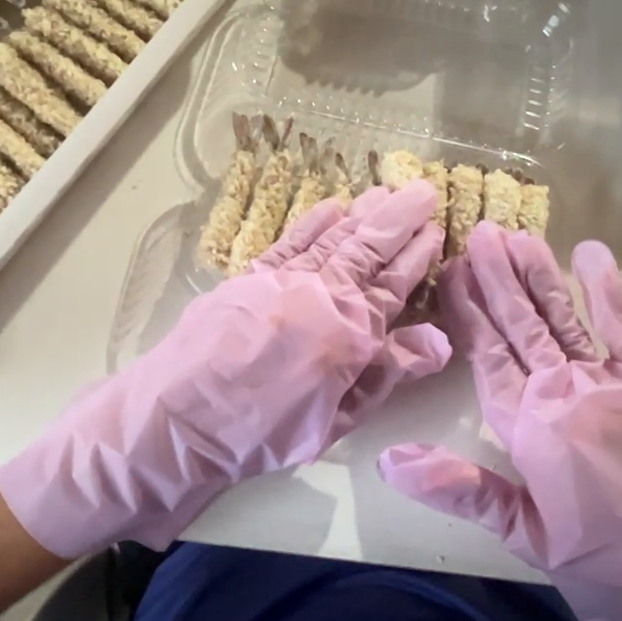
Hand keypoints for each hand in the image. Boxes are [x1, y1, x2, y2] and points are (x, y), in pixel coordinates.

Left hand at [0, 181, 451, 558]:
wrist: (181, 419)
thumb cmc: (264, 432)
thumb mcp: (336, 419)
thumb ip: (388, 374)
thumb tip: (440, 339)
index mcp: (351, 334)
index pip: (396, 286)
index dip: (418, 257)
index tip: (438, 230)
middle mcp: (322, 295)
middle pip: (369, 249)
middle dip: (399, 217)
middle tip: (423, 189)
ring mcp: (285, 281)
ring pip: (334, 238)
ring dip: (364, 213)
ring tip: (386, 192)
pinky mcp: (251, 277)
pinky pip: (291, 241)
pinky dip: (314, 222)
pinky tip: (333, 206)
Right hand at [377, 223, 621, 620]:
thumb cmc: (601, 564)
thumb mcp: (524, 533)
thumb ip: (461, 489)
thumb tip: (388, 459)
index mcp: (529, 427)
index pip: (486, 355)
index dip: (467, 310)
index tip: (451, 270)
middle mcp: (564, 393)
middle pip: (521, 325)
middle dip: (498, 278)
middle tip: (478, 232)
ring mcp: (608, 384)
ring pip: (562, 319)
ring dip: (538, 276)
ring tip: (516, 235)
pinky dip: (608, 293)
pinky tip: (591, 254)